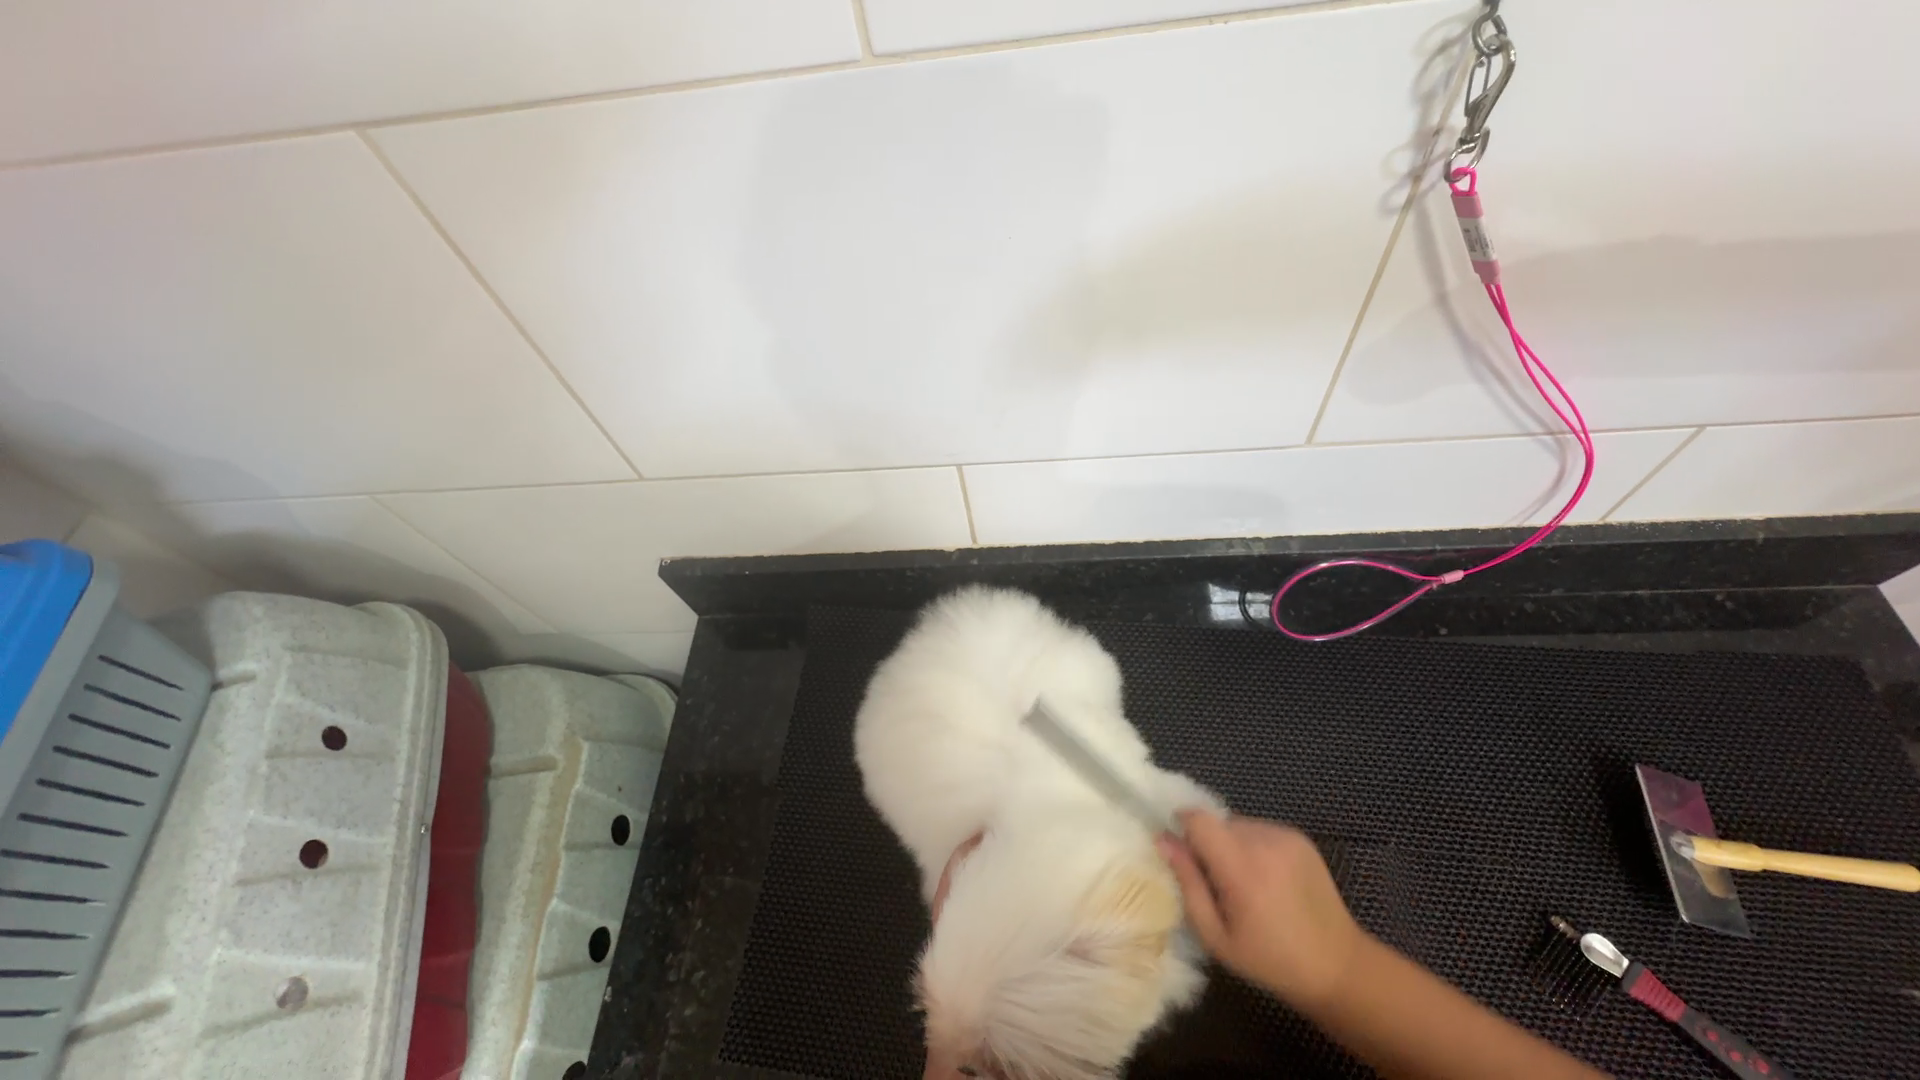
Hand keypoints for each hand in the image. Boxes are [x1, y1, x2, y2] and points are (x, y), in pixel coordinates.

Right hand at [1156, 811, 1365, 1012]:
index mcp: (1242, 868)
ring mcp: (1287, 837)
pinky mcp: (1301, 839)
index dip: (1182, 828)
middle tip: (1216, 883)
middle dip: (1208, 845)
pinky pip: (1260, 830)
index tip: (1180, 852)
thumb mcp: (1215, 935)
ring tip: (1244, 884)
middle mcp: (1265, 842)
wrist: (1338, 966)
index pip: (1198, 819)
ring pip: (1238, 825)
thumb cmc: (1270, 959)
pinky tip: (1266, 879)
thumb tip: (1163, 840)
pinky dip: (1253, 847)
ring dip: (1230, 846)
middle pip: (1217, 823)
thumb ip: (1187, 883)